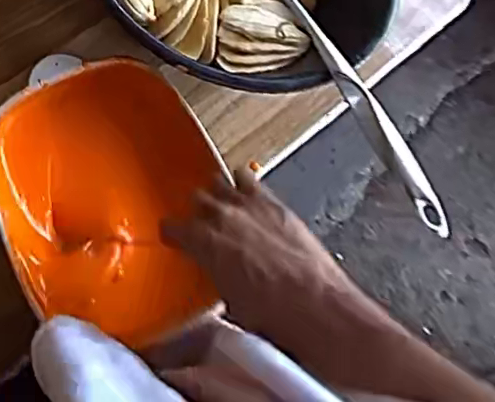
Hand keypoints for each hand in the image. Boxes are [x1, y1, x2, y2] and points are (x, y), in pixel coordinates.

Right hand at [161, 168, 381, 358]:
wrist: (322, 311)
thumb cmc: (279, 318)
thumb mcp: (234, 305)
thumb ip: (217, 280)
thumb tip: (218, 280)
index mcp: (204, 244)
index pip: (172, 227)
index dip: (173, 234)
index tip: (176, 238)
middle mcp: (219, 217)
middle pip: (195, 198)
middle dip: (198, 210)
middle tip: (205, 223)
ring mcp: (245, 204)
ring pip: (216, 181)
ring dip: (219, 193)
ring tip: (225, 204)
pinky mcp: (270, 201)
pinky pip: (246, 177)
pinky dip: (243, 182)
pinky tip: (247, 192)